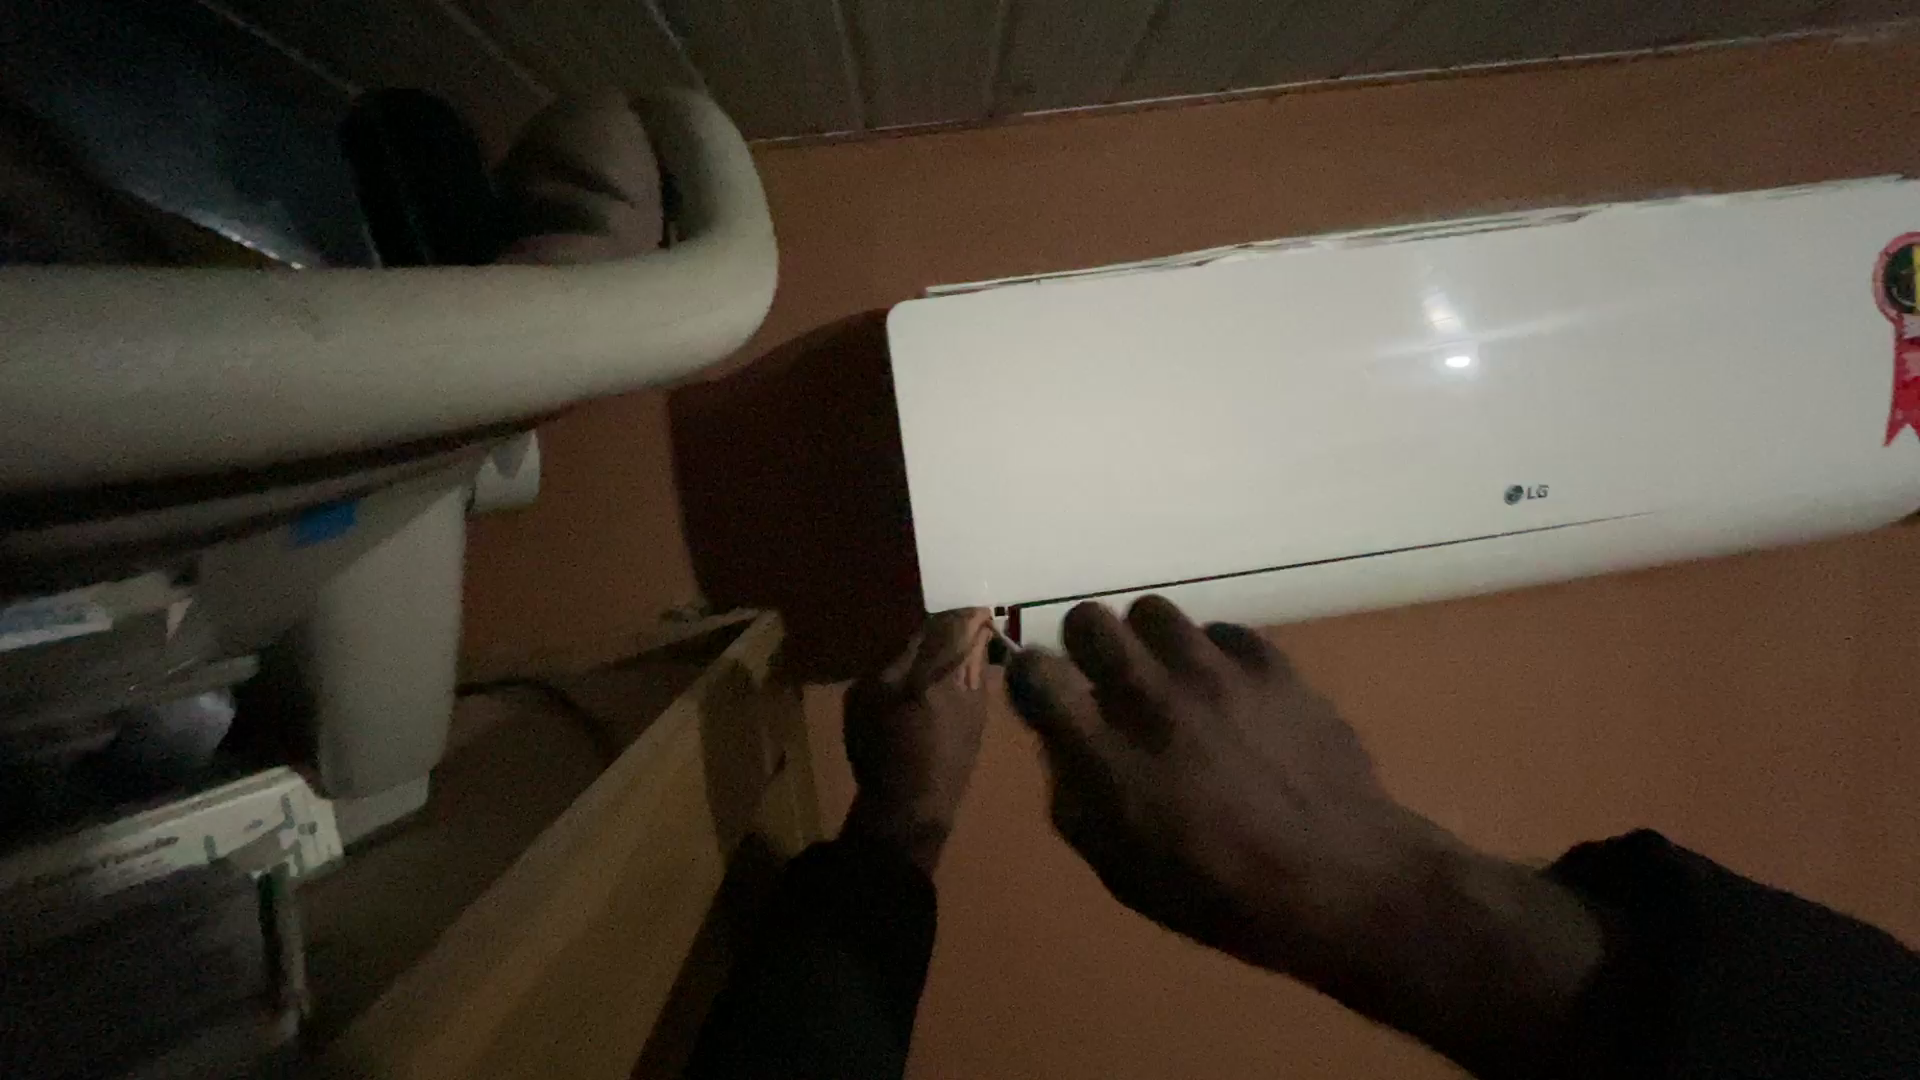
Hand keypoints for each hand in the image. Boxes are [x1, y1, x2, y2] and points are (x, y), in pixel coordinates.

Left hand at [840, 608, 995, 874]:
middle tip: (966, 632)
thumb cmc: (949, 764)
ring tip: (942, 658)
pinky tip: (916, 681)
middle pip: (923, 631)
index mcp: (928, 681)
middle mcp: (892, 672)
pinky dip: (904, 667)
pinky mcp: (855, 692)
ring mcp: (868, 681)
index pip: (950, 627)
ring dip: (924, 647)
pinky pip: (885, 666)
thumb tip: (980, 629)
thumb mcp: (973, 713)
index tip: (983, 615)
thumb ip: (973, 665)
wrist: (900, 805)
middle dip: (946, 629)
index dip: (968, 617)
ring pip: (903, 646)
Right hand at [1006, 596, 1602, 1076]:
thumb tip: (1060, 739)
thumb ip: (1074, 796)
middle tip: (1109, 680)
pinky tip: (1231, 694)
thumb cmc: (1221, 893)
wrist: (1347, 883)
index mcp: (1108, 756)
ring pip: (1151, 610)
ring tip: (1170, 679)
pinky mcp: (1269, 663)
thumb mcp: (1120, 869)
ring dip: (1148, 643)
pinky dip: (1215, 656)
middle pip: (1088, 620)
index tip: (1045, 692)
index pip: (1035, 672)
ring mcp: (1215, 673)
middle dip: (1086, 646)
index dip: (1030, 676)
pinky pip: (1221, 631)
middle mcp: (1153, 699)